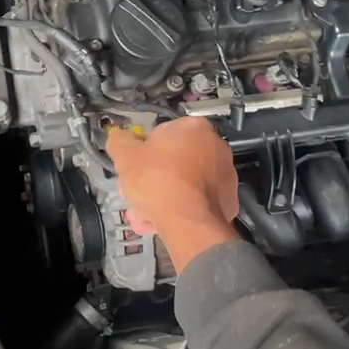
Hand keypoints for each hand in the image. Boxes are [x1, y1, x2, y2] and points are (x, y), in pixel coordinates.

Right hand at [105, 117, 239, 275]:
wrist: (187, 221)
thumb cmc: (158, 181)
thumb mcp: (125, 156)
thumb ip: (120, 142)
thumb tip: (119, 138)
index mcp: (193, 127)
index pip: (163, 133)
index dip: (145, 151)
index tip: (137, 165)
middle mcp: (215, 146)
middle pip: (176, 160)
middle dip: (155, 177)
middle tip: (139, 191)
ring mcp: (225, 174)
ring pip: (186, 183)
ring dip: (166, 196)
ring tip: (147, 213)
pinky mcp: (228, 200)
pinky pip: (198, 201)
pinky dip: (182, 209)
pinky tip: (164, 220)